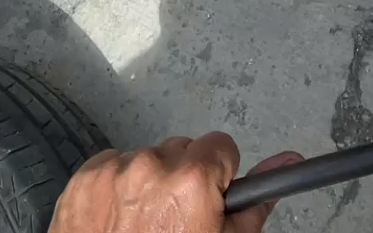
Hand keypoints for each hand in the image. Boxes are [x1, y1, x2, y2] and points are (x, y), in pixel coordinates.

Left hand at [48, 132, 302, 232]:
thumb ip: (254, 205)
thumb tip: (288, 162)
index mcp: (191, 180)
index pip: (221, 147)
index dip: (218, 177)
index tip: (208, 201)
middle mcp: (152, 165)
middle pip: (183, 150)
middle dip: (183, 178)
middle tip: (173, 222)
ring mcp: (114, 171)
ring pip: (148, 156)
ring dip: (149, 182)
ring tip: (142, 226)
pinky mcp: (84, 179)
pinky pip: (114, 164)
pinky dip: (117, 187)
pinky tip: (118, 221)